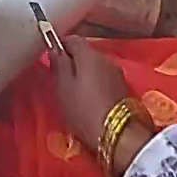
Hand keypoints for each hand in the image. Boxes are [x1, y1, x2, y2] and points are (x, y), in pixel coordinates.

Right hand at [53, 36, 153, 176]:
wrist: (121, 137)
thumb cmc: (84, 110)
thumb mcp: (63, 87)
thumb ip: (58, 64)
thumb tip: (54, 48)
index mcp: (89, 54)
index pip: (72, 39)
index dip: (59, 45)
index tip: (51, 59)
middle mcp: (106, 59)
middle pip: (85, 53)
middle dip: (73, 61)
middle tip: (60, 79)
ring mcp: (118, 74)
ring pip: (96, 67)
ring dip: (85, 74)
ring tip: (74, 92)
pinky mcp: (125, 90)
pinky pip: (105, 80)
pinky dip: (96, 85)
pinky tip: (90, 100)